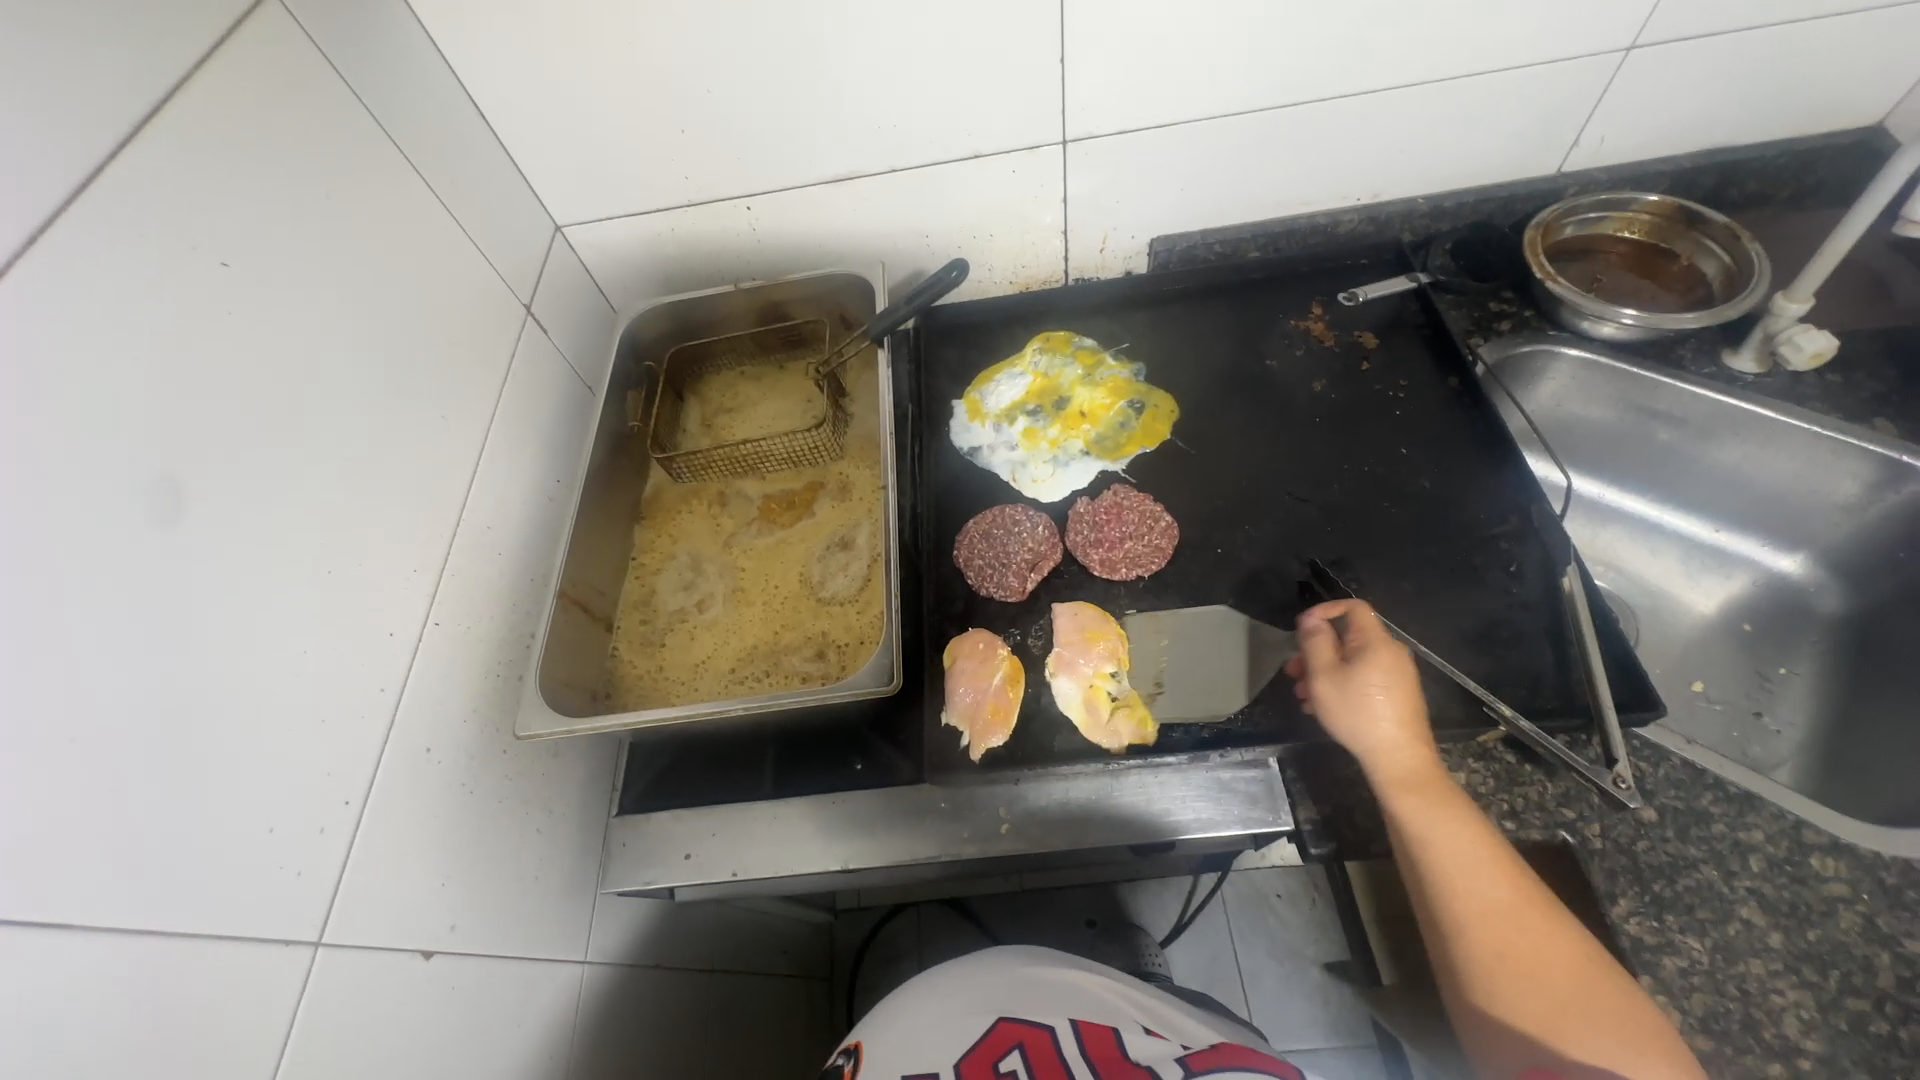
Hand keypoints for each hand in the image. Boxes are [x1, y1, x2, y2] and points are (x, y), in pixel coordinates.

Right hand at [1284, 599, 1443, 786]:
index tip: (1301, 629)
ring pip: (1353, 661)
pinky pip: (1364, 678)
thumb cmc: (1357, 712)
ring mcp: (1397, 674)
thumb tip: (1312, 618)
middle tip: (1292, 672)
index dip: (1325, 610)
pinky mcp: (1397, 694)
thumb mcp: (1324, 676)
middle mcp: (1390, 652)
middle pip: (1348, 638)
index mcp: (1375, 641)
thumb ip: (1315, 642)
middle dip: (1316, 651)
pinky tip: (1323, 708)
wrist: (1399, 757)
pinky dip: (1342, 684)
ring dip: (1324, 672)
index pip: (1354, 607)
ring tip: (1302, 695)